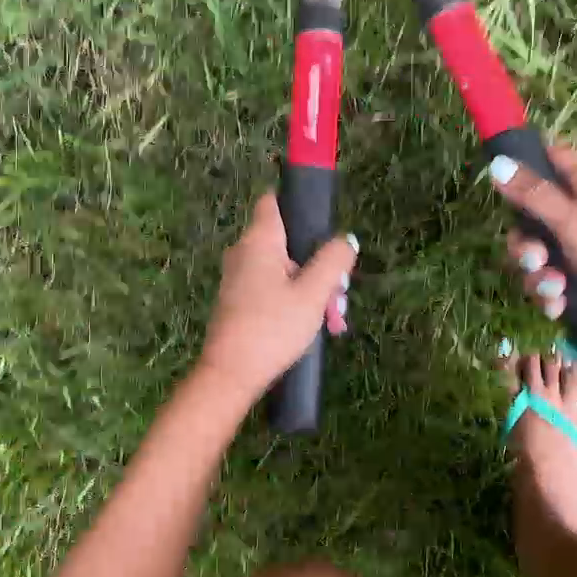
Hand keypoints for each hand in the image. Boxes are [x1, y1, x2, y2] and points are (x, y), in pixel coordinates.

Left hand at [195, 192, 357, 400]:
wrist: (231, 375)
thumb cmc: (273, 327)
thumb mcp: (313, 293)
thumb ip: (333, 261)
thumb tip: (346, 240)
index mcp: (259, 240)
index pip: (274, 202)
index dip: (299, 207)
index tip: (324, 230)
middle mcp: (244, 253)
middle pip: (289, 243)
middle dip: (319, 266)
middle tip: (339, 296)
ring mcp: (239, 278)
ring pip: (285, 271)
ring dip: (312, 290)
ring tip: (333, 321)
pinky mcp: (238, 302)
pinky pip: (273, 290)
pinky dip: (295, 303)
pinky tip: (314, 328)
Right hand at [489, 144, 576, 345]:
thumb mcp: (576, 225)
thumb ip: (536, 196)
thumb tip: (498, 165)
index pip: (552, 159)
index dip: (526, 167)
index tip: (506, 189)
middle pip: (530, 218)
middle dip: (526, 245)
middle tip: (536, 259)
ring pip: (536, 255)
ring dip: (538, 276)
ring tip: (556, 291)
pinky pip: (549, 282)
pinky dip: (550, 294)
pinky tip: (560, 306)